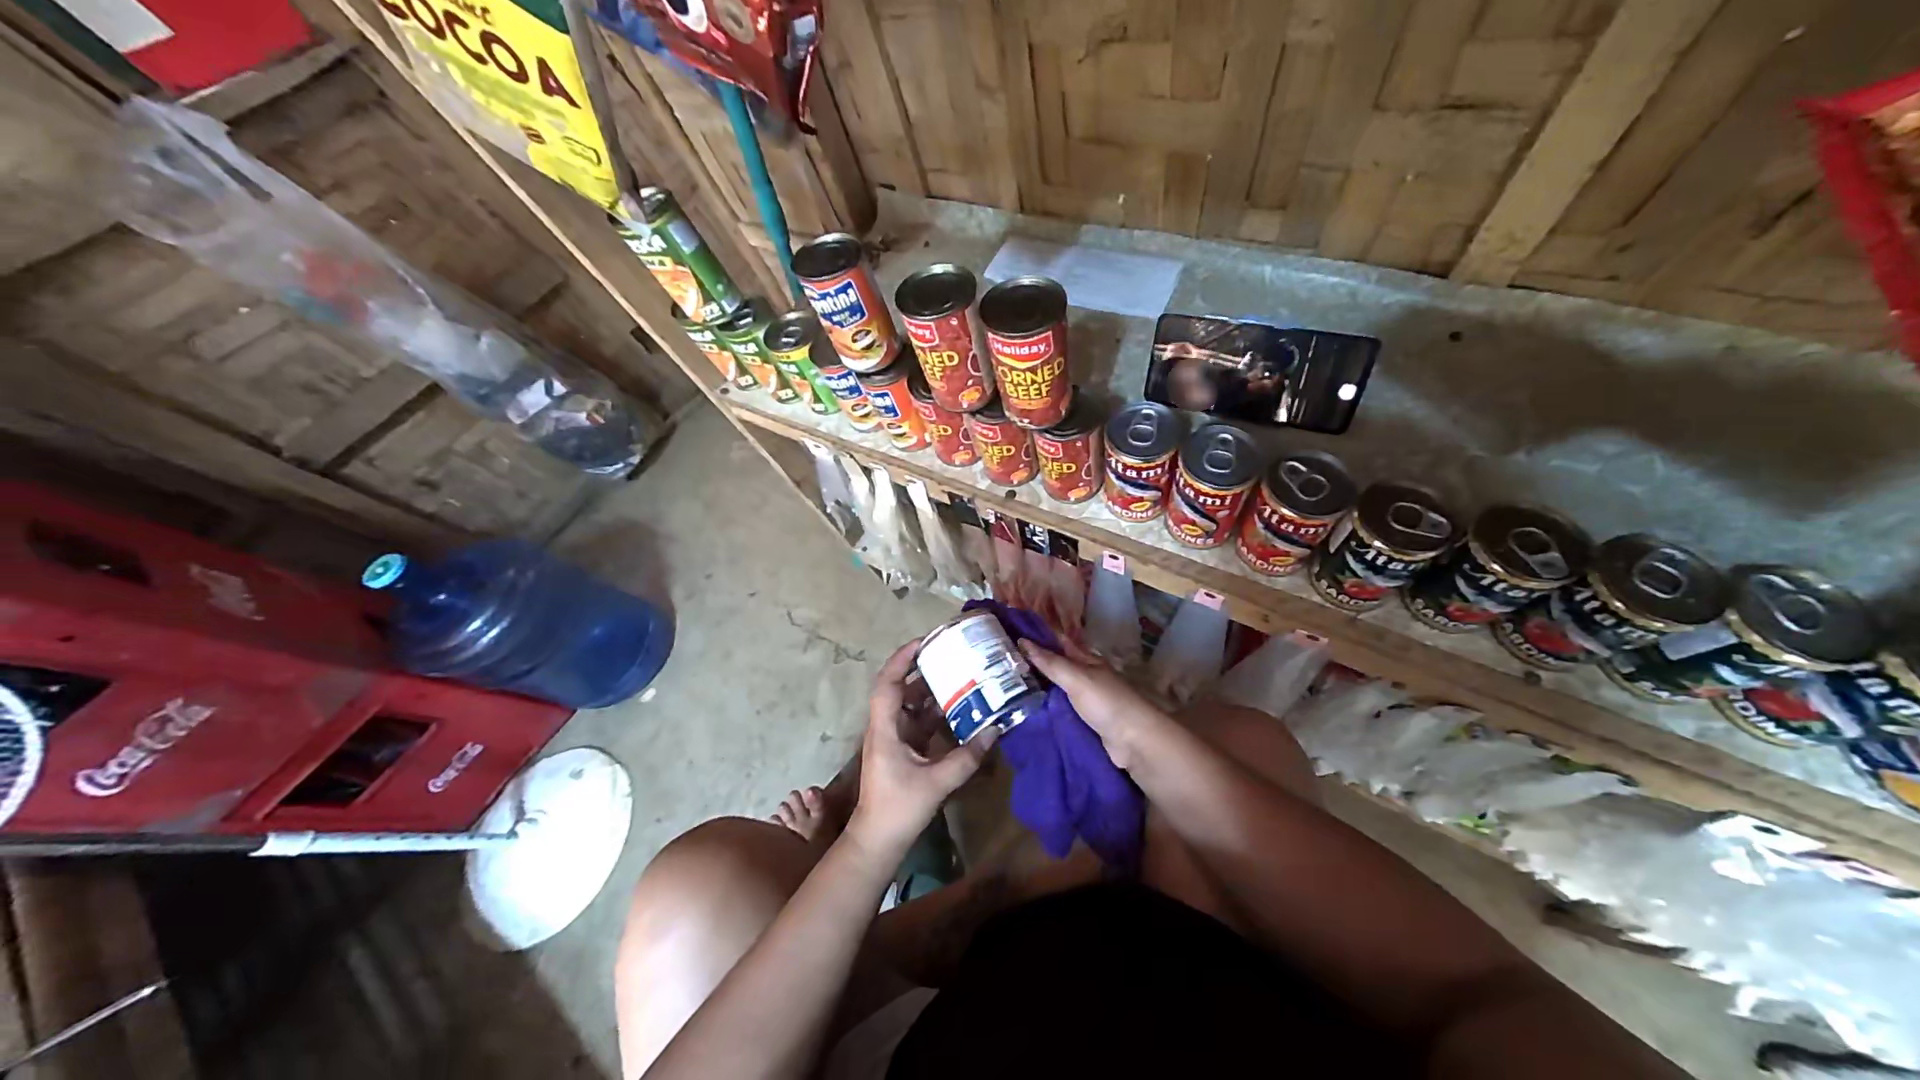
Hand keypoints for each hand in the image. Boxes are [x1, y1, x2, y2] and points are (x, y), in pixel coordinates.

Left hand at [846, 641, 997, 857]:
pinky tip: (957, 713)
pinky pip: (916, 725)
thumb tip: (994, 730)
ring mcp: (891, 741)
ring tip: (959, 679)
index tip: (924, 641)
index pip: (887, 683)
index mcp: (884, 728)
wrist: (877, 841)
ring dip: (930, 694)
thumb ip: (966, 757)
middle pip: (899, 690)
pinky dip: (934, 716)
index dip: (902, 659)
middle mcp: (884, 728)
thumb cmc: (899, 808)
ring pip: (909, 707)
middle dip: (922, 671)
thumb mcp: (937, 782)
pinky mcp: (900, 753)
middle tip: (950, 657)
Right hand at [1017, 638, 1172, 771]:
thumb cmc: (1106, 702)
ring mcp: (1085, 700)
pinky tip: (1025, 709)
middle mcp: (1085, 677)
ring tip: (1003, 685)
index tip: (1010, 634)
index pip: (1058, 642)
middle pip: (1055, 666)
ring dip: (1036, 687)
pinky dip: (1044, 707)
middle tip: (999, 662)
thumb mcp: (1076, 678)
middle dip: (1032, 663)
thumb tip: (1022, 640)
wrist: (1133, 741)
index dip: (1038, 636)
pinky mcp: (1083, 721)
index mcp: (1087, 661)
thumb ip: (1050, 662)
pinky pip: (1059, 709)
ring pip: (1055, 689)